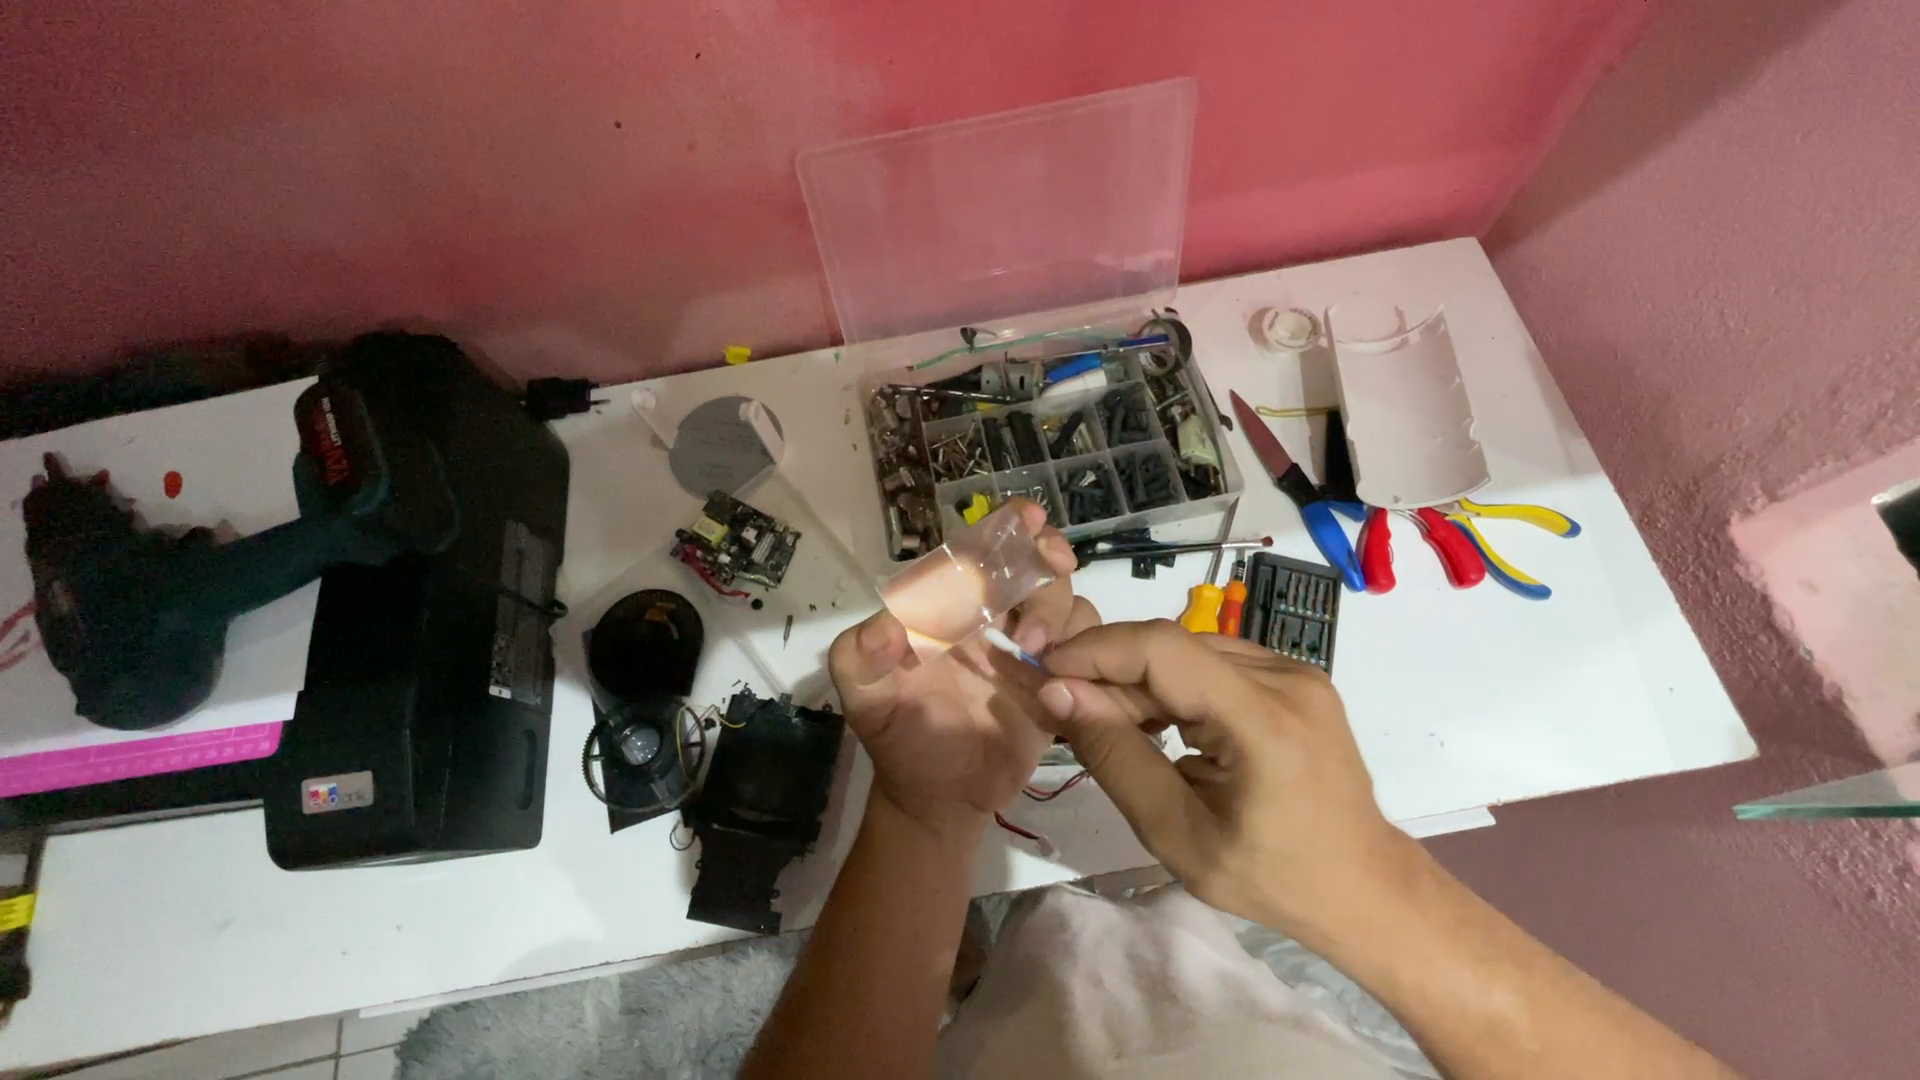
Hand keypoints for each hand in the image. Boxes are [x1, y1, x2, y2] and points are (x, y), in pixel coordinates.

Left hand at [829, 500, 1099, 835]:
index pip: (979, 553)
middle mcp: (995, 620)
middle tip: (1055, 561)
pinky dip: (1088, 649)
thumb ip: (861, 653)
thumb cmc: (898, 736)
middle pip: (1033, 567)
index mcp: (950, 609)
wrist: (936, 798)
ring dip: (1057, 610)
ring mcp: (1030, 651)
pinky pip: (1088, 651)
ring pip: (1066, 603)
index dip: (1003, 529)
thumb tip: (890, 624)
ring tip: (1034, 648)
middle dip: (1046, 554)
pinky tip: (1066, 671)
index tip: (1026, 520)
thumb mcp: (864, 693)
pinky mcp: (1057, 684)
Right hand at [1034, 620, 1415, 940]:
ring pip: (1188, 650)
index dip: (1095, 650)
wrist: (1364, 888)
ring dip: (1137, 679)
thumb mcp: (1175, 833)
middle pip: (1172, 646)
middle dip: (1109, 671)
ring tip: (1110, 726)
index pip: (1163, 649)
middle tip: (1066, 712)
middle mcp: (1285, 677)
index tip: (1044, 671)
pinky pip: (1213, 663)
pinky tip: (1156, 723)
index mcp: (1264, 720)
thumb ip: (1115, 756)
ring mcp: (1295, 672)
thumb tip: (1057, 692)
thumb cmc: (1270, 878)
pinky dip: (1171, 685)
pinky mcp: (1293, 678)